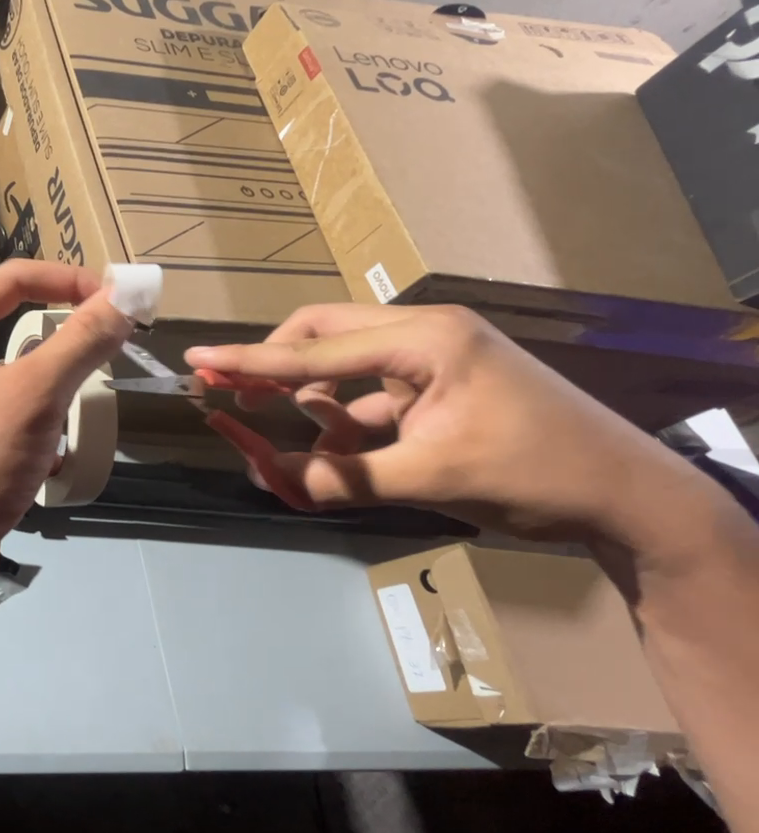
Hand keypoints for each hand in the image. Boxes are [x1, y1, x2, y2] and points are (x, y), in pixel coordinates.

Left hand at [0, 260, 134, 597]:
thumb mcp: (35, 395)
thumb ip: (81, 341)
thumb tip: (124, 296)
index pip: (7, 278)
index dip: (65, 277)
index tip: (116, 294)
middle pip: (2, 314)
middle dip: (57, 318)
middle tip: (106, 323)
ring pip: (5, 362)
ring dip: (46, 370)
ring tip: (85, 377)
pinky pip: (1, 401)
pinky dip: (34, 410)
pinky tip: (54, 441)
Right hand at [185, 303, 732, 558]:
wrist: (636, 499)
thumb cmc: (537, 475)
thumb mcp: (431, 478)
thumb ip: (341, 477)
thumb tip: (266, 479)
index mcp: (426, 340)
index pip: (315, 350)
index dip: (250, 360)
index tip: (197, 360)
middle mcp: (426, 333)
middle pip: (323, 334)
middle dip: (275, 363)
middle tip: (231, 389)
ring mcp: (436, 356)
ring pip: (343, 362)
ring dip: (313, 397)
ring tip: (299, 434)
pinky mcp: (442, 382)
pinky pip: (370, 391)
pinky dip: (347, 417)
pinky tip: (342, 450)